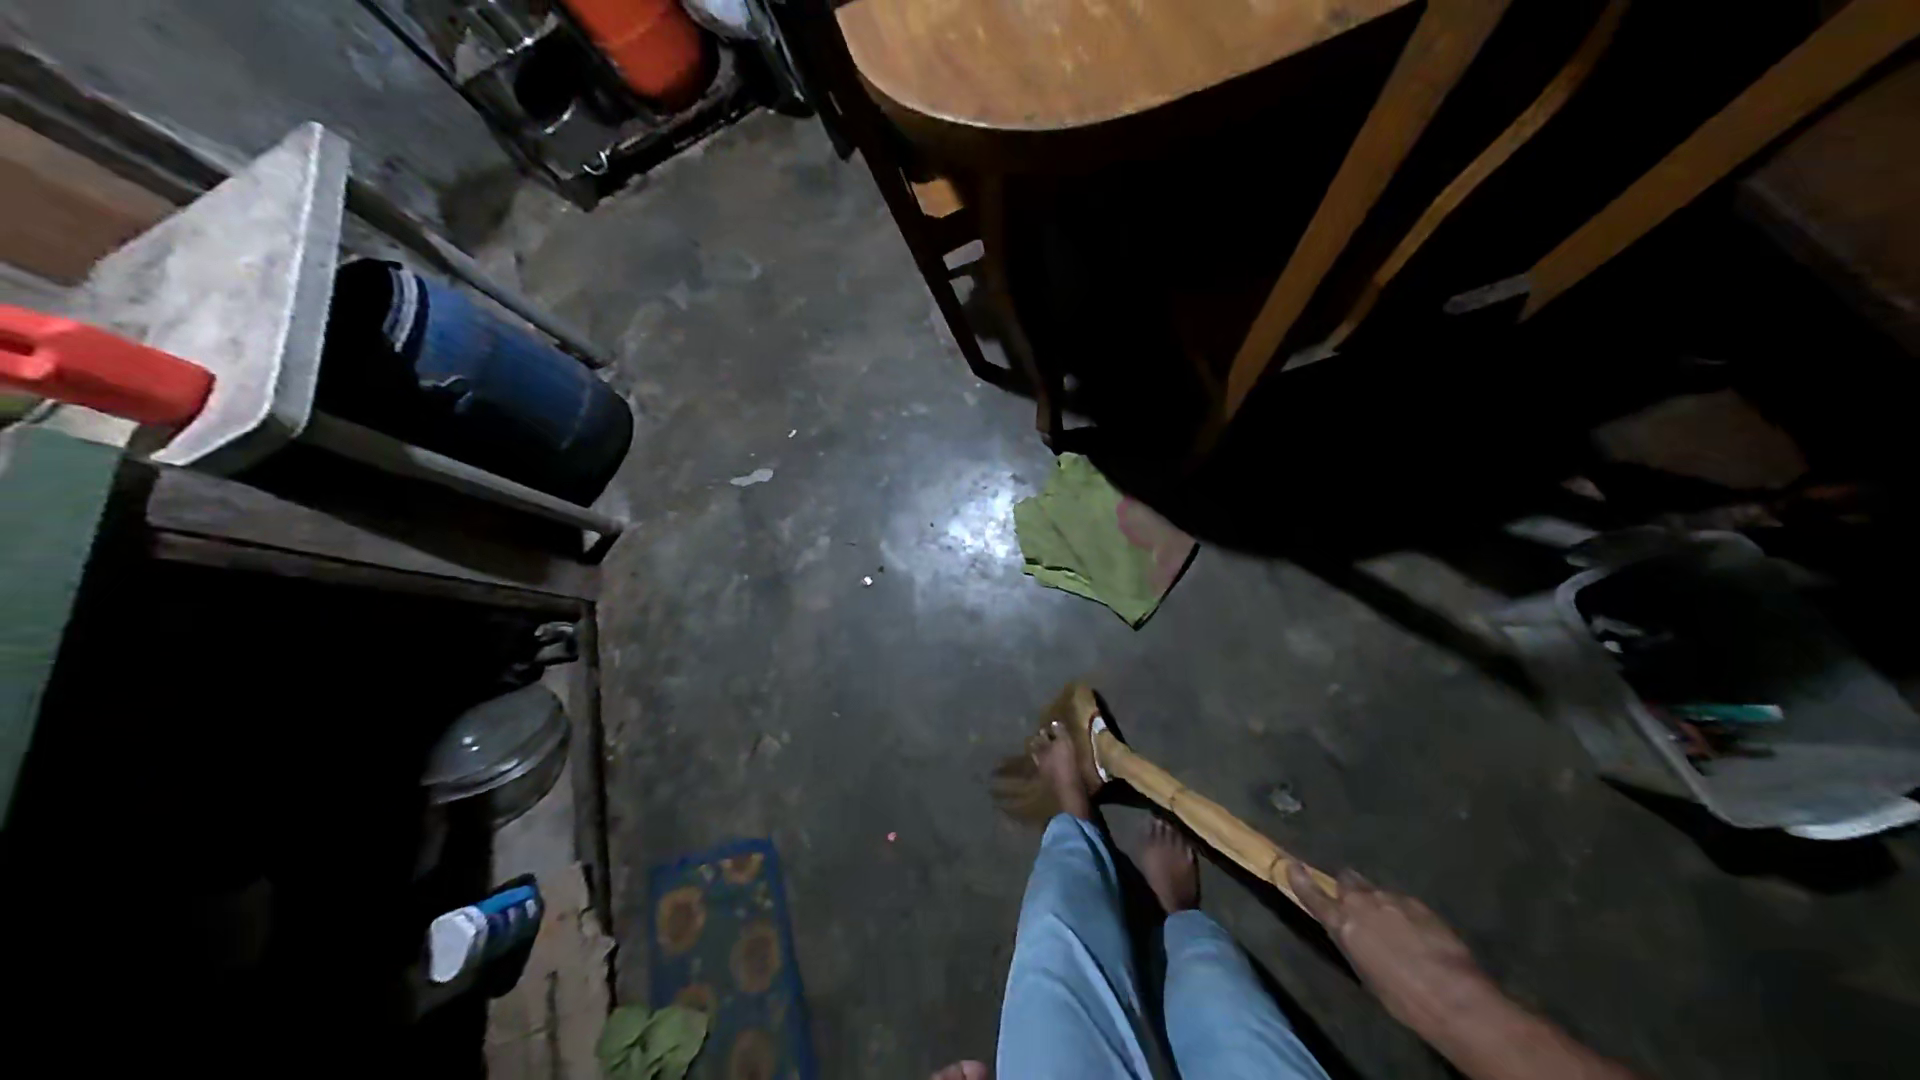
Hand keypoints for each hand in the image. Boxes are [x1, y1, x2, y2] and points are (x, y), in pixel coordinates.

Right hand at [1288, 866, 1498, 1039]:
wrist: (1454, 997)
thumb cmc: (1403, 999)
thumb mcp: (1365, 974)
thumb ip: (1354, 943)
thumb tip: (1355, 934)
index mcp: (1342, 924)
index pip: (1311, 894)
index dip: (1299, 879)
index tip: (1292, 865)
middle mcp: (1361, 902)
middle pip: (1347, 880)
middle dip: (1350, 889)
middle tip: (1361, 907)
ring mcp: (1391, 899)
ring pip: (1377, 891)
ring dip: (1380, 903)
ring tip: (1396, 927)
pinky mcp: (1419, 903)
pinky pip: (1404, 902)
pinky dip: (1405, 913)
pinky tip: (1420, 934)